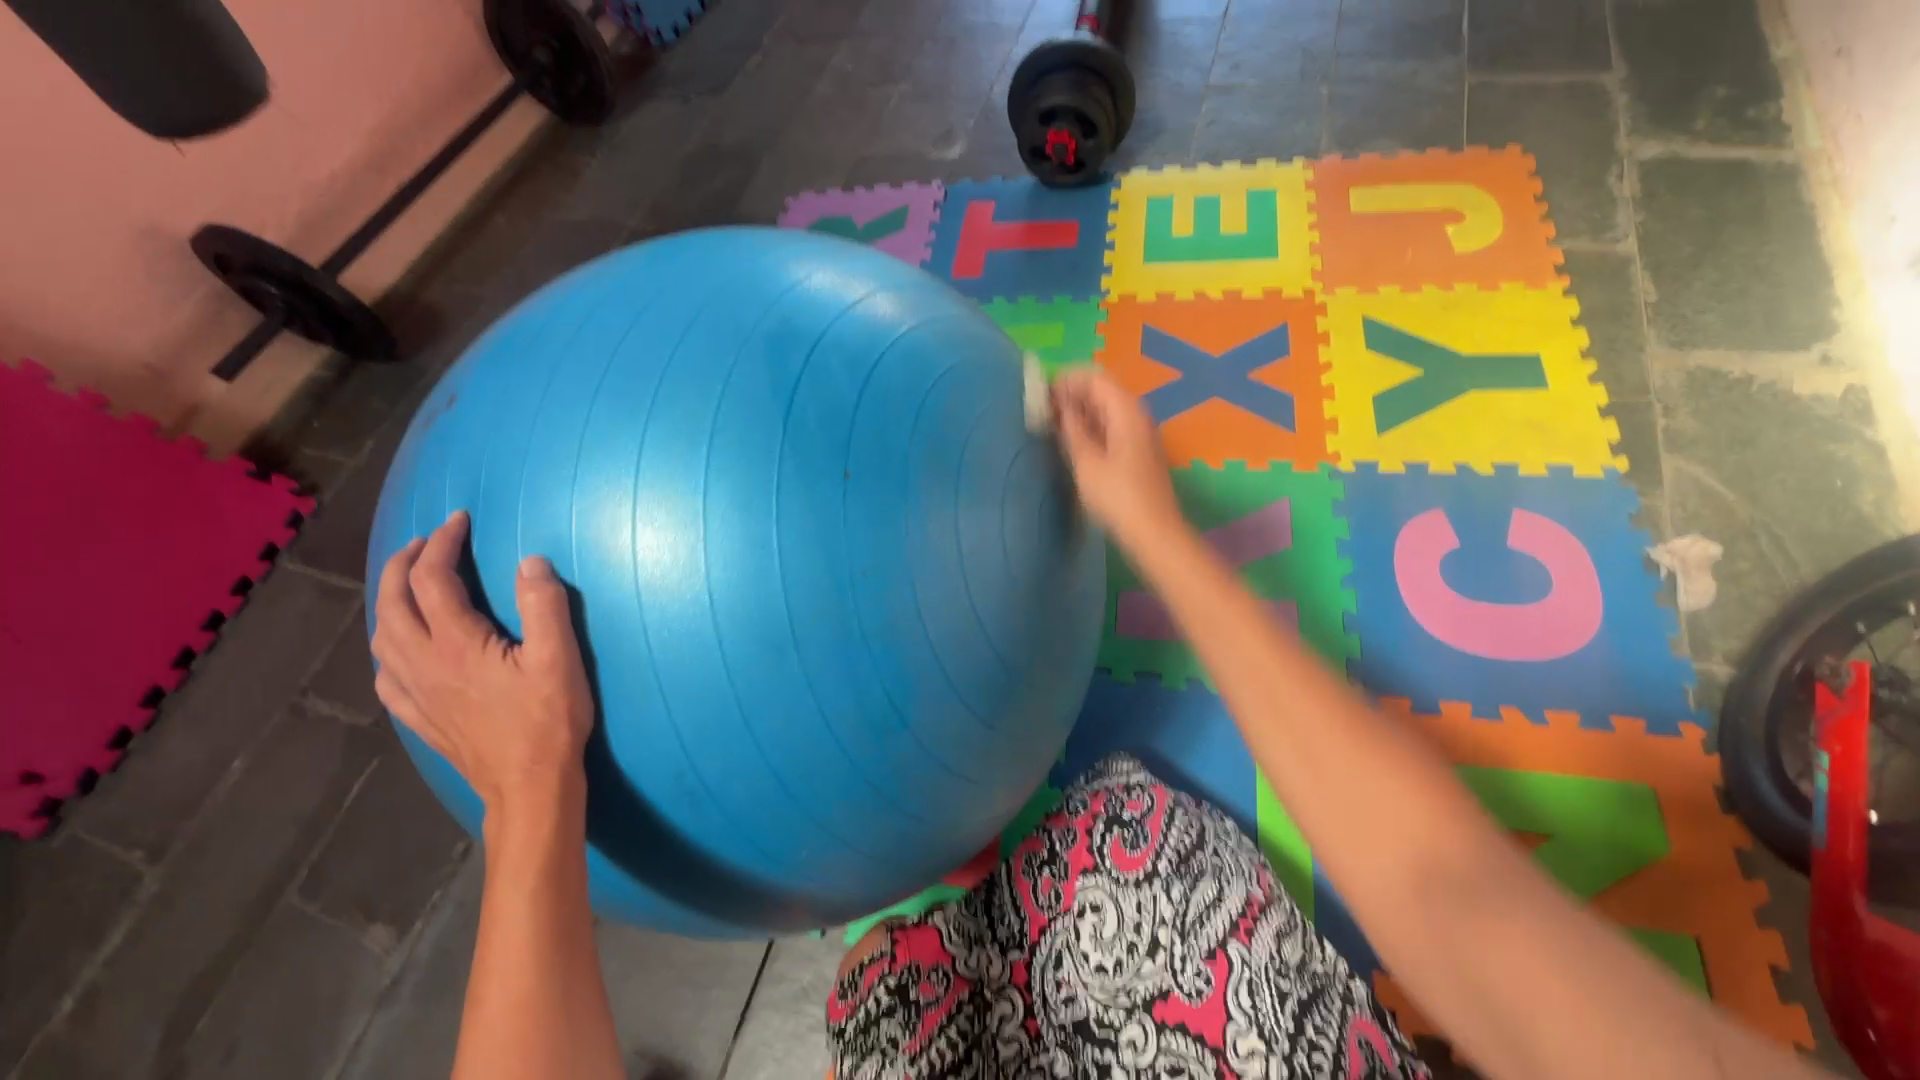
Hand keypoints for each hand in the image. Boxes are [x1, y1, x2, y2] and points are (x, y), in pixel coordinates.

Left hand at [371, 511, 594, 818]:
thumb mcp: (559, 659)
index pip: (433, 579)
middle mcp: (422, 662)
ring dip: (390, 600)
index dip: (442, 543)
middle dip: (403, 563)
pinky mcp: (418, 717)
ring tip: (410, 586)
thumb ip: (544, 605)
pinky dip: (387, 649)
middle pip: (393, 602)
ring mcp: (414, 693)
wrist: (528, 786)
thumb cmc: (548, 721)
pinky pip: (384, 675)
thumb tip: (529, 560)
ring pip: (381, 636)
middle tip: (424, 541)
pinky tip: (400, 652)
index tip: (457, 521)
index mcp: (455, 643)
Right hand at [1051, 368, 1182, 548]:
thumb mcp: (1086, 461)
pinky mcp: (1137, 453)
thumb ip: (1071, 428)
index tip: (1040, 394)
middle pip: (1102, 392)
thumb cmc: (1117, 496)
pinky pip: (1111, 428)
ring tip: (1050, 426)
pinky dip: (1090, 430)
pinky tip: (1071, 444)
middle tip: (1041, 411)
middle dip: (1071, 396)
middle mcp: (1137, 415)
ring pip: (1106, 411)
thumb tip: (1059, 404)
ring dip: (1079, 414)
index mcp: (1126, 410)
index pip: (1094, 378)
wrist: (1153, 533)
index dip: (1066, 380)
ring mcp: (1139, 435)